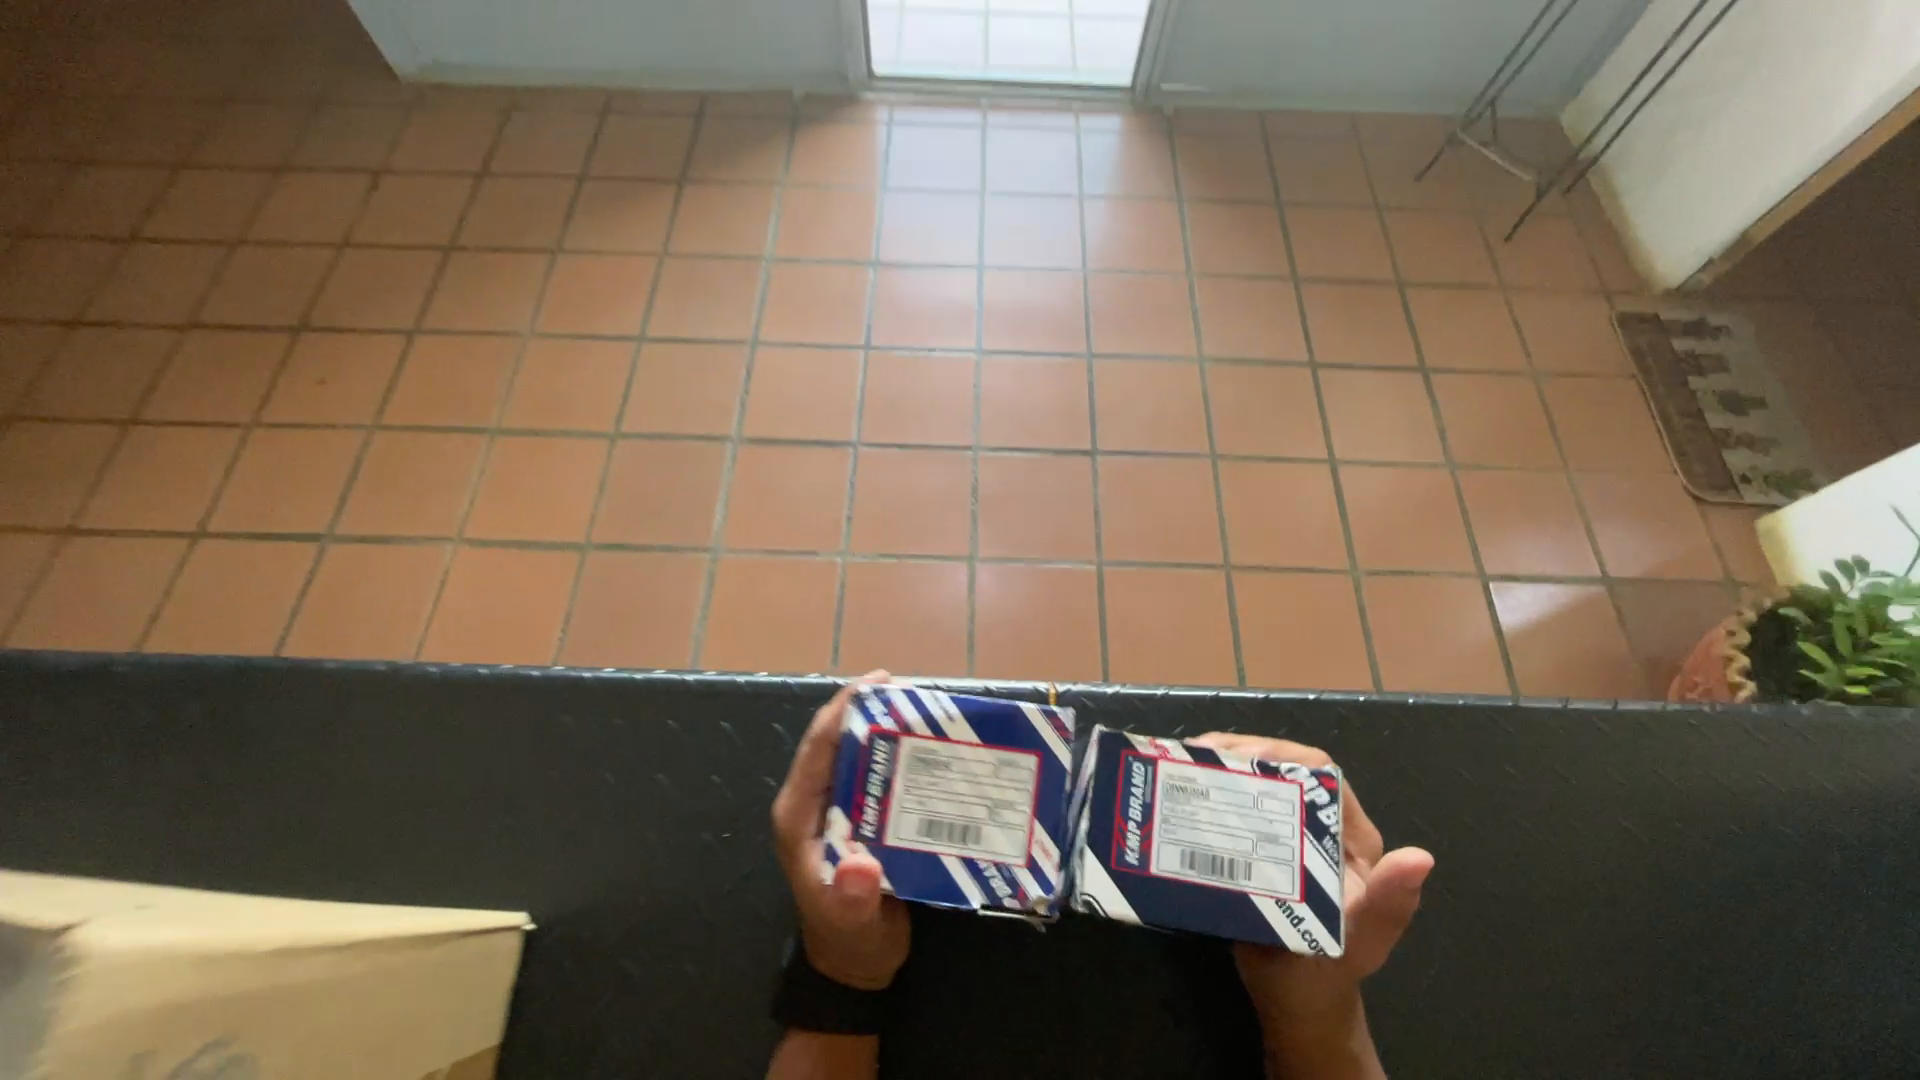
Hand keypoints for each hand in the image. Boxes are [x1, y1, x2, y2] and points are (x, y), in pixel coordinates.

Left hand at [771, 673, 910, 990]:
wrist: (853, 967)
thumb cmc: (849, 941)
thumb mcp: (852, 923)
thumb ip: (851, 897)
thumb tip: (860, 865)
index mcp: (800, 814)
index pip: (819, 746)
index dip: (845, 707)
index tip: (882, 681)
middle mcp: (814, 801)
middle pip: (838, 739)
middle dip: (871, 709)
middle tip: (917, 692)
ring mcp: (835, 808)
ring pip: (857, 753)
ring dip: (886, 728)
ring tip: (929, 711)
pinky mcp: (857, 817)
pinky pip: (875, 773)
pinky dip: (897, 755)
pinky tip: (931, 750)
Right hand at [1188, 733, 1431, 1076]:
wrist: (1293, 1003)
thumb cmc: (1327, 973)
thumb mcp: (1357, 941)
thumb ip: (1388, 903)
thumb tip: (1419, 858)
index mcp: (1351, 841)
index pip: (1322, 777)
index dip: (1282, 755)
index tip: (1237, 756)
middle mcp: (1320, 828)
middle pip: (1283, 769)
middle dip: (1240, 752)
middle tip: (1196, 753)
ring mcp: (1285, 835)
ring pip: (1256, 782)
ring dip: (1220, 766)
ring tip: (1181, 762)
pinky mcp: (1254, 846)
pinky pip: (1234, 807)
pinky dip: (1209, 790)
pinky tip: (1180, 787)